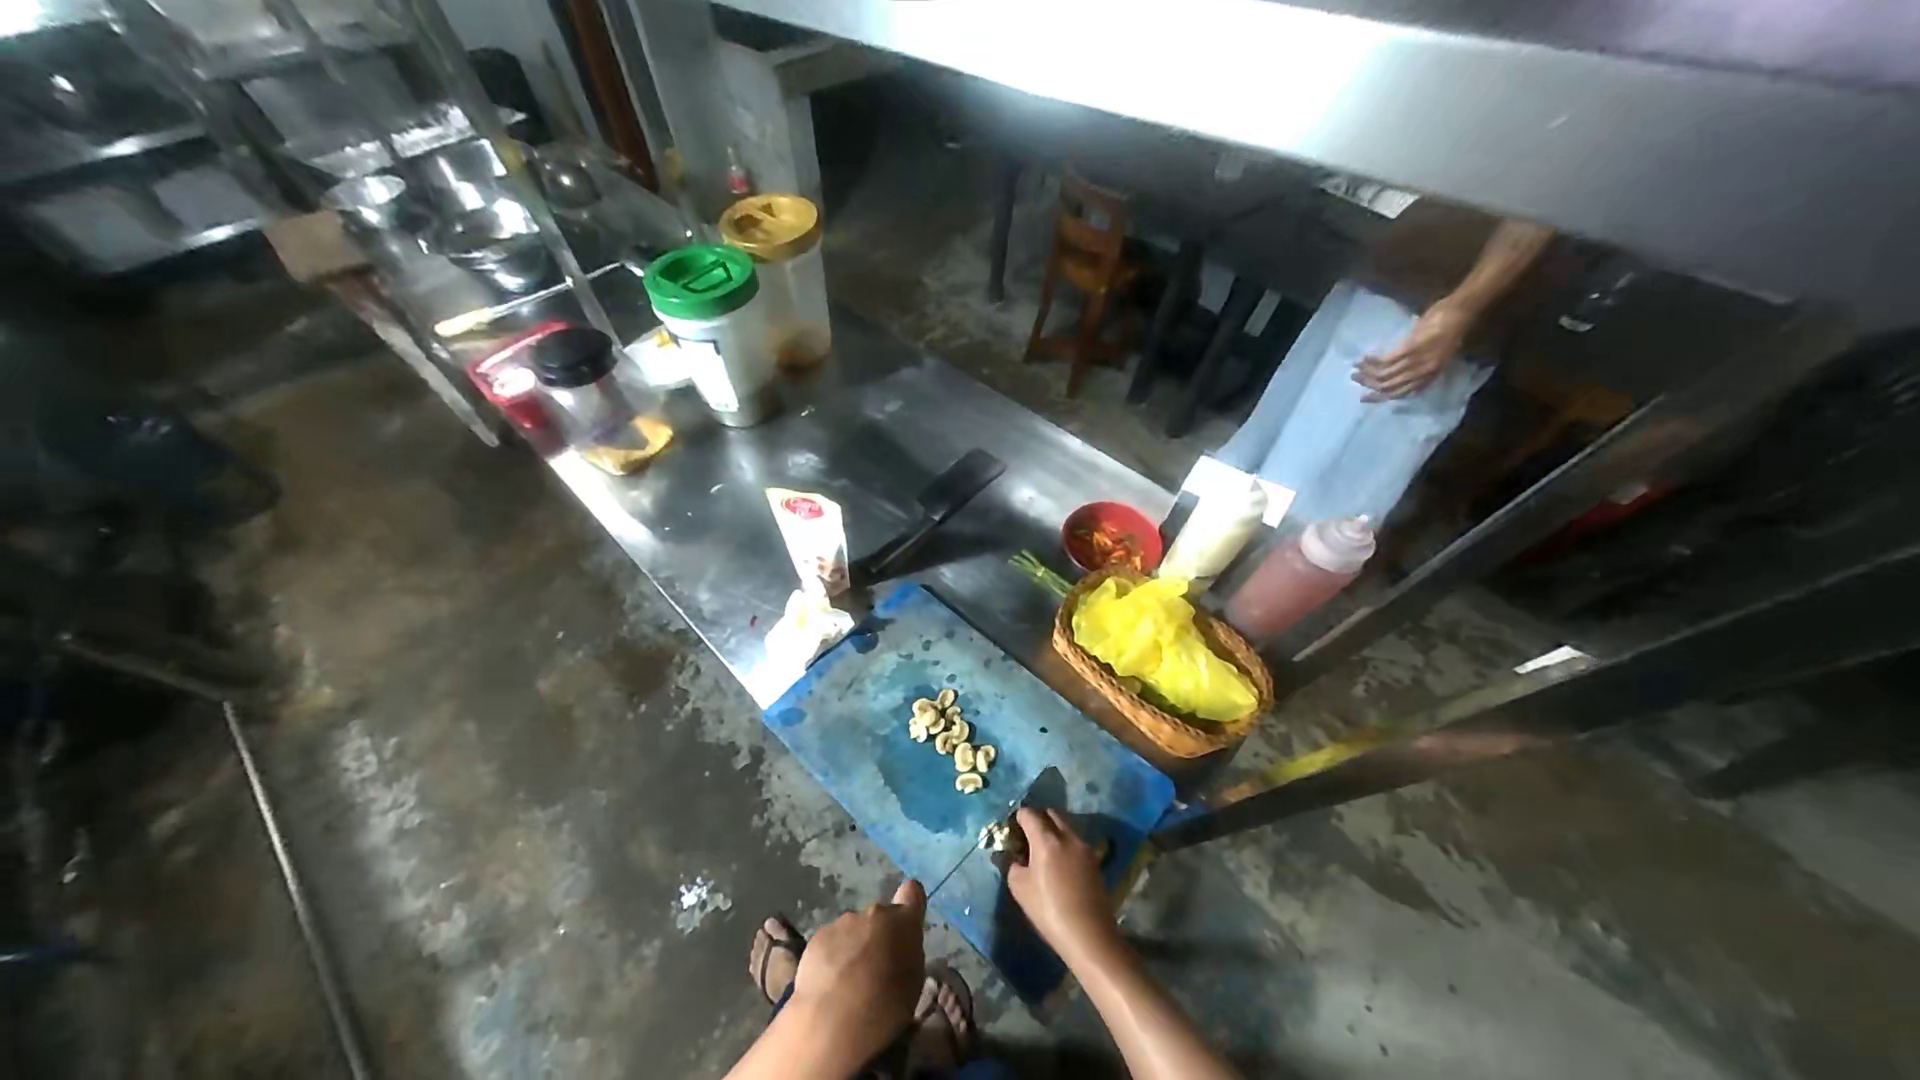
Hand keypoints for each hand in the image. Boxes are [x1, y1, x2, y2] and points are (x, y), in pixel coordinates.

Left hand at [790, 879, 926, 1052]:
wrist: (840, 1019)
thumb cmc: (889, 1005)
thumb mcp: (913, 979)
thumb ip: (906, 952)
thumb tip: (896, 947)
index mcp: (904, 921)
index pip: (912, 892)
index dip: (909, 901)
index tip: (903, 922)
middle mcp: (875, 912)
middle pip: (877, 918)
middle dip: (875, 936)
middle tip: (871, 969)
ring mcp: (844, 921)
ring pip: (850, 930)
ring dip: (850, 947)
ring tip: (845, 982)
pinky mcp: (818, 937)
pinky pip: (828, 943)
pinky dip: (829, 958)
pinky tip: (827, 984)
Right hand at [1005, 808, 1119, 965]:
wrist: (1089, 935)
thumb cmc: (1049, 910)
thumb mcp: (1020, 888)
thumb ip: (1013, 865)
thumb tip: (1015, 858)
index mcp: (1046, 839)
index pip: (1029, 814)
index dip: (1018, 818)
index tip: (1013, 829)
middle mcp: (1068, 836)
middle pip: (1051, 815)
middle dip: (1038, 820)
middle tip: (1028, 838)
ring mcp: (1085, 848)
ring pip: (1066, 828)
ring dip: (1054, 832)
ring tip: (1045, 854)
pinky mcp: (1096, 862)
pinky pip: (1076, 844)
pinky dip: (1065, 846)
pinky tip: (1061, 867)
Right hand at [1353, 300, 1473, 399]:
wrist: (1461, 311)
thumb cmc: (1453, 327)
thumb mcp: (1440, 351)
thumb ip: (1423, 363)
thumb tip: (1404, 368)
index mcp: (1431, 374)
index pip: (1401, 393)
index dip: (1380, 397)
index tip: (1364, 396)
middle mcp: (1422, 372)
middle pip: (1389, 386)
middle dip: (1369, 384)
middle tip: (1354, 378)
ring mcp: (1416, 361)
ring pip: (1384, 375)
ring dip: (1367, 373)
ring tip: (1355, 367)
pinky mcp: (1410, 349)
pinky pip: (1386, 360)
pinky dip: (1372, 360)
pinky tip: (1364, 356)